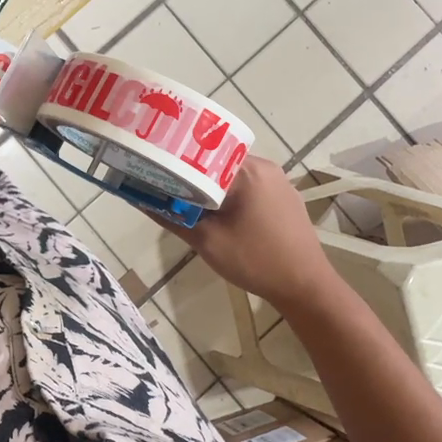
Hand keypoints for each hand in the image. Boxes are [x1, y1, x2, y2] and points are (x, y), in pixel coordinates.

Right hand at [160, 156, 340, 310]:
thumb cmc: (255, 261)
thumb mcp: (204, 240)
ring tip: (180, 197)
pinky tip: (212, 210)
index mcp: (246, 170)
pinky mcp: (283, 196)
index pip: (199, 151)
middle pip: (213, 160)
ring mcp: (277, 181)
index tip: (148, 165)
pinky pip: (246, 184)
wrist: (307, 289)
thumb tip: (135, 196)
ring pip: (229, 172)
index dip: (171, 157)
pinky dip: (226, 191)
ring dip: (206, 183)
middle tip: (158, 181)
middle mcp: (264, 167)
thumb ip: (168, 215)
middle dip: (187, 171)